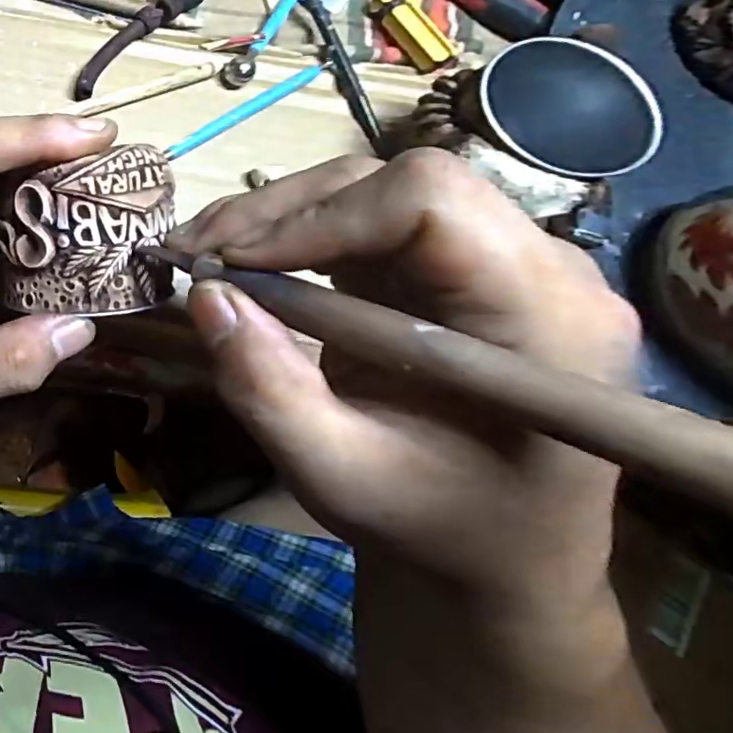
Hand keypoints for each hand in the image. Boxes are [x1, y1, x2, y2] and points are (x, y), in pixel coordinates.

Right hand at [178, 150, 642, 607]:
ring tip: (200, 253)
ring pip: (367, 191)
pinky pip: (356, 222)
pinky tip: (237, 261)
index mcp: (539, 315)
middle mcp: (531, 268)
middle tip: (193, 255)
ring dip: (272, 217)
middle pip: (393, 182)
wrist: (489, 550)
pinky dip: (285, 234)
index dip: (316, 219)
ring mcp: (487, 263)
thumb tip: (204, 295)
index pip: (429, 202)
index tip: (231, 265)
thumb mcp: (334, 472)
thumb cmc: (429, 521)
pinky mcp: (440, 272)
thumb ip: (268, 388)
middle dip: (278, 212)